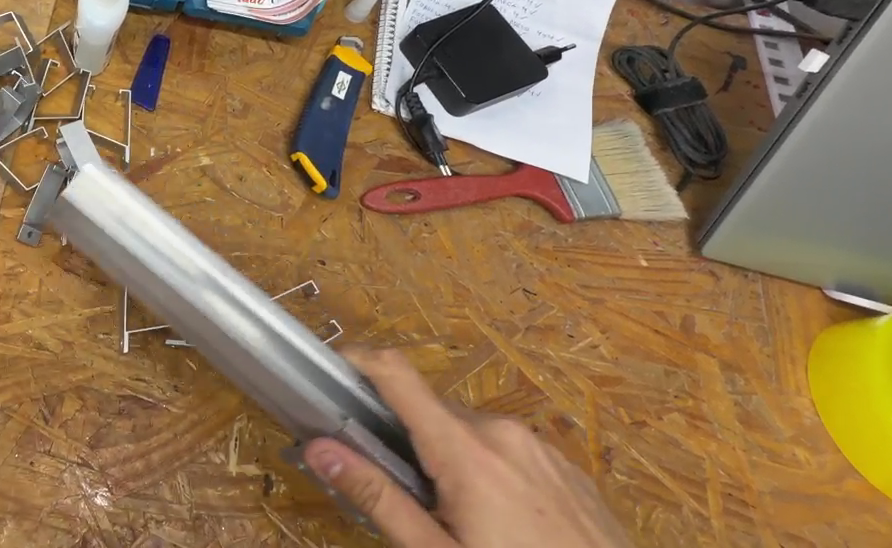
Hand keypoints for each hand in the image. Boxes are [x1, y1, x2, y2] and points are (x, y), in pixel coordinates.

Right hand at [304, 348, 631, 547]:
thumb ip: (377, 496)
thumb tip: (318, 448)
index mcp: (465, 448)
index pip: (396, 373)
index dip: (358, 362)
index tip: (331, 374)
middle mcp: (503, 433)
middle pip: (431, 412)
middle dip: (407, 441)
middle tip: (402, 494)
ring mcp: (544, 452)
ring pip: (471, 435)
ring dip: (450, 460)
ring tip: (459, 521)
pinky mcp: (573, 475)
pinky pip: (511, 455)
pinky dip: (490, 474)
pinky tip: (505, 528)